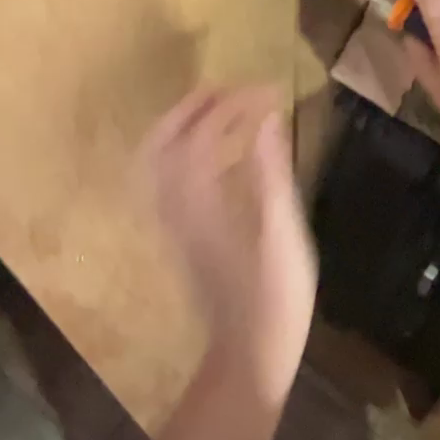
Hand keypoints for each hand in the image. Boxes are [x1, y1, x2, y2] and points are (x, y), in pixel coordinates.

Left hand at [137, 87, 316, 401]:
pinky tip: (212, 155)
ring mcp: (173, 223)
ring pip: (157, 160)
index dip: (233, 105)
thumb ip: (271, 173)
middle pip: (164, 142)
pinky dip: (181, 153)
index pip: (205, 135)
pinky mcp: (179, 236)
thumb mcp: (282, 233)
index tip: (267, 90)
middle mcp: (176, 207)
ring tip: (215, 109)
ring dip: (181, 126)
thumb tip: (267, 119)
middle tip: (226, 88)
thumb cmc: (274, 295)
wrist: (248, 352)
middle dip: (191, 107)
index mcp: (202, 202)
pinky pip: (165, 180)